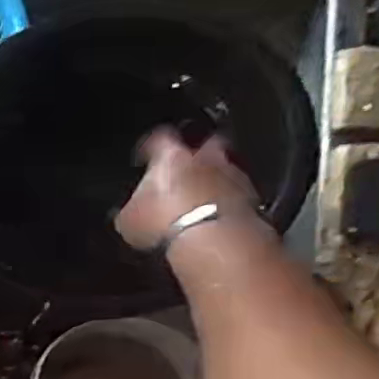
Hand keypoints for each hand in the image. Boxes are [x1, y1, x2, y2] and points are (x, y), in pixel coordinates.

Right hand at [116, 128, 263, 249]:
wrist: (209, 240)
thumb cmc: (165, 222)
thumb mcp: (127, 218)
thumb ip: (130, 207)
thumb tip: (128, 212)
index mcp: (170, 157)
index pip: (158, 137)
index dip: (149, 146)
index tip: (144, 154)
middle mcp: (205, 158)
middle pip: (205, 143)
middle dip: (196, 153)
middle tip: (183, 168)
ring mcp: (232, 175)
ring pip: (223, 168)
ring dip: (212, 179)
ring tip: (196, 199)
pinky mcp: (252, 196)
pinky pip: (236, 192)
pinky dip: (225, 200)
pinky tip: (210, 216)